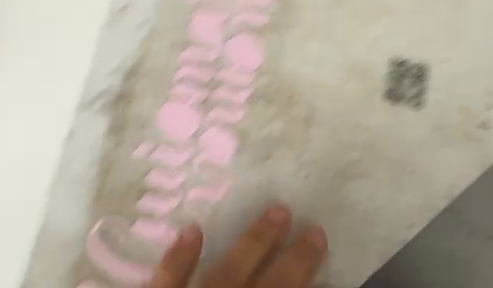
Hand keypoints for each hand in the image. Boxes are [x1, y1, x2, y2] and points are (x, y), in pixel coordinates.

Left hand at [149, 206, 327, 287]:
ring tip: (277, 211)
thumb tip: (314, 281)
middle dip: (294, 258)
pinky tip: (192, 231)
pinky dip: (179, 259)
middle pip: (269, 283)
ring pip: (227, 274)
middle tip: (313, 227)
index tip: (325, 249)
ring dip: (253, 243)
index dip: (308, 273)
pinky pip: (167, 283)